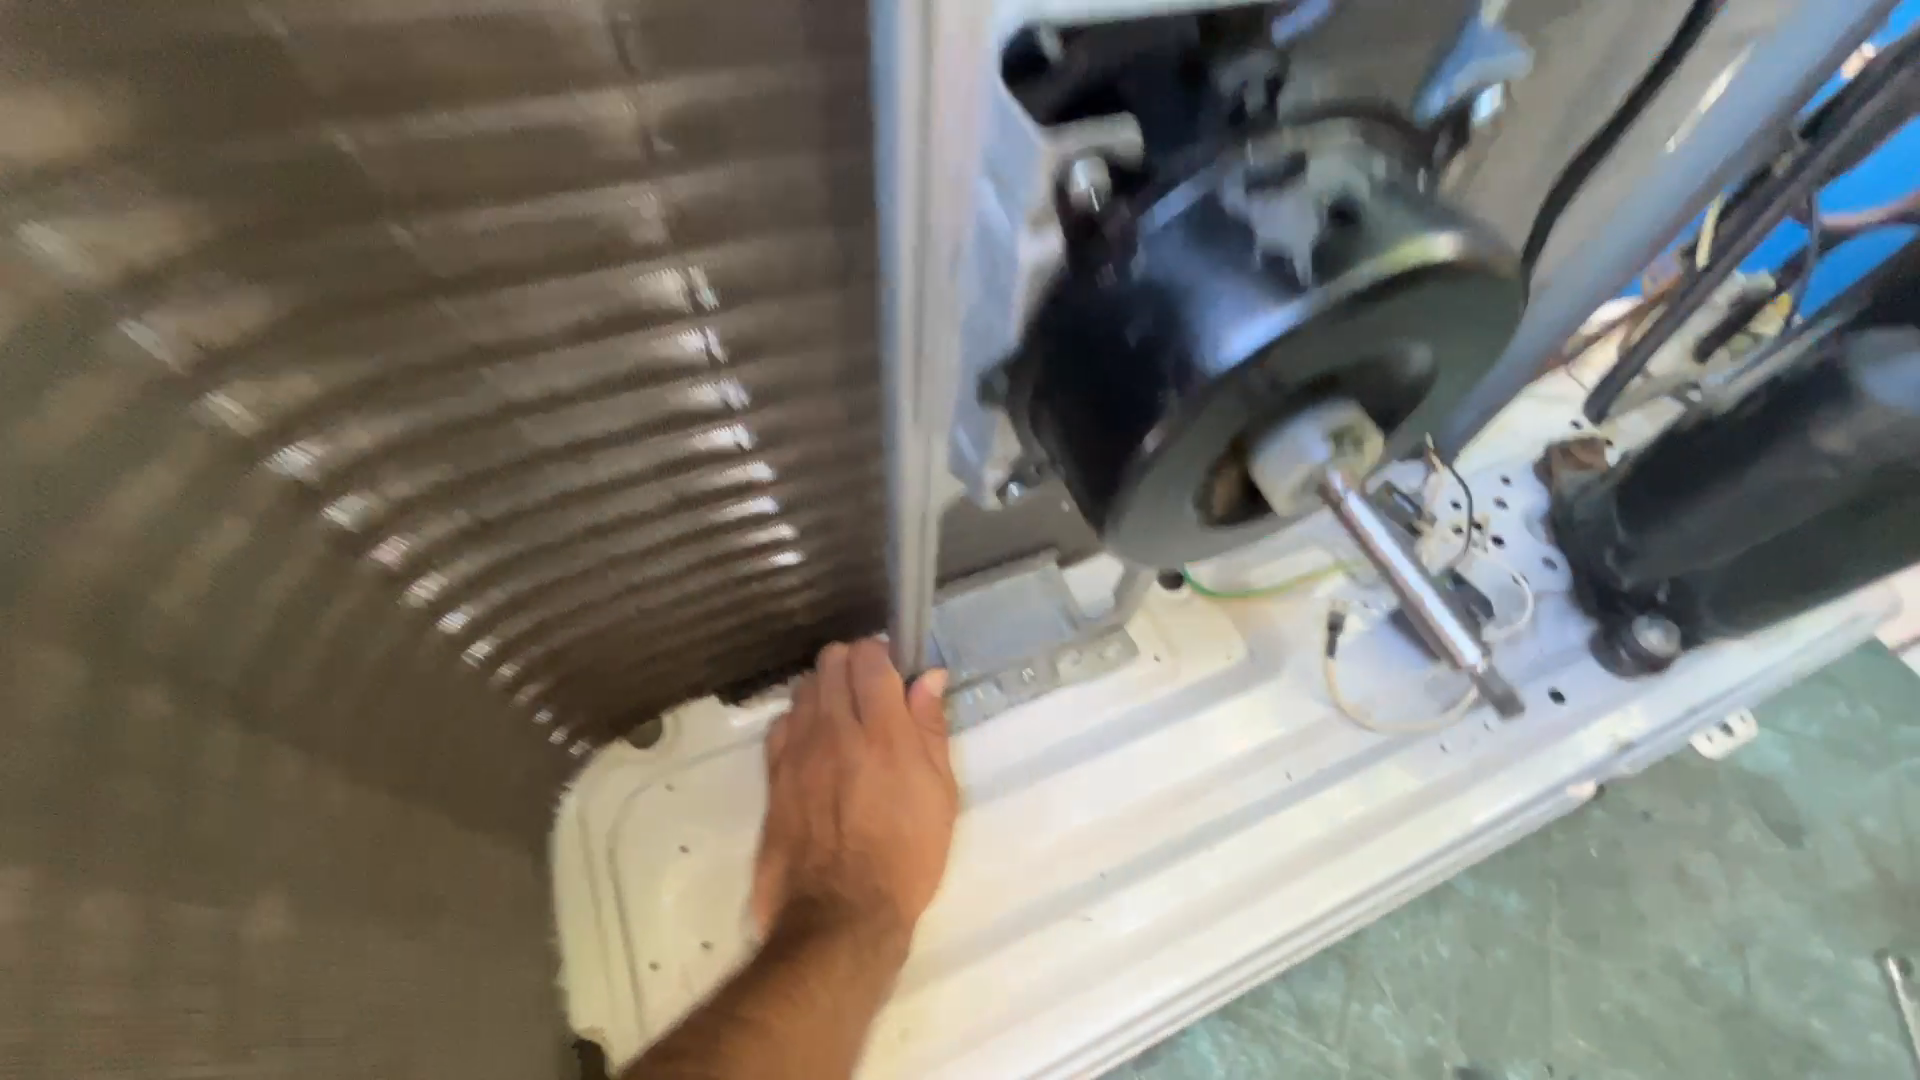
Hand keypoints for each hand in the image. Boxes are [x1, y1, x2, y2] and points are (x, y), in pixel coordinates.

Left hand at [750, 639, 957, 942]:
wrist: (841, 915)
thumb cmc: (906, 856)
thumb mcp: (940, 794)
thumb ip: (930, 728)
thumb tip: (928, 678)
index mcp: (883, 732)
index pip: (870, 657)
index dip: (882, 652)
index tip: (895, 669)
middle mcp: (835, 730)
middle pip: (831, 660)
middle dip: (853, 663)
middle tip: (871, 691)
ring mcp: (798, 751)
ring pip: (804, 687)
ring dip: (826, 689)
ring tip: (843, 718)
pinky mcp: (773, 774)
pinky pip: (782, 722)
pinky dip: (800, 720)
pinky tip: (815, 744)